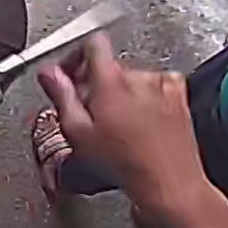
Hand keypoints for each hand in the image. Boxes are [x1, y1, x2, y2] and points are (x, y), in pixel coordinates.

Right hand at [36, 35, 227, 227]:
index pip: (91, 44)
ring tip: (117, 125)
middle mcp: (139, 78)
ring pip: (129, 78)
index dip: (75, 57)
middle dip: (94, 85)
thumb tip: (48, 74)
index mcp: (111, 81)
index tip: (70, 75)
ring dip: (120, 94)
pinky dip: (144, 98)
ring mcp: (162, 85)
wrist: (169, 183)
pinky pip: (154, 86)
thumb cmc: (125, 164)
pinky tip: (139, 122)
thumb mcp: (78, 132)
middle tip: (90, 113)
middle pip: (108, 66)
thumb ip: (60, 95)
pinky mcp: (179, 96)